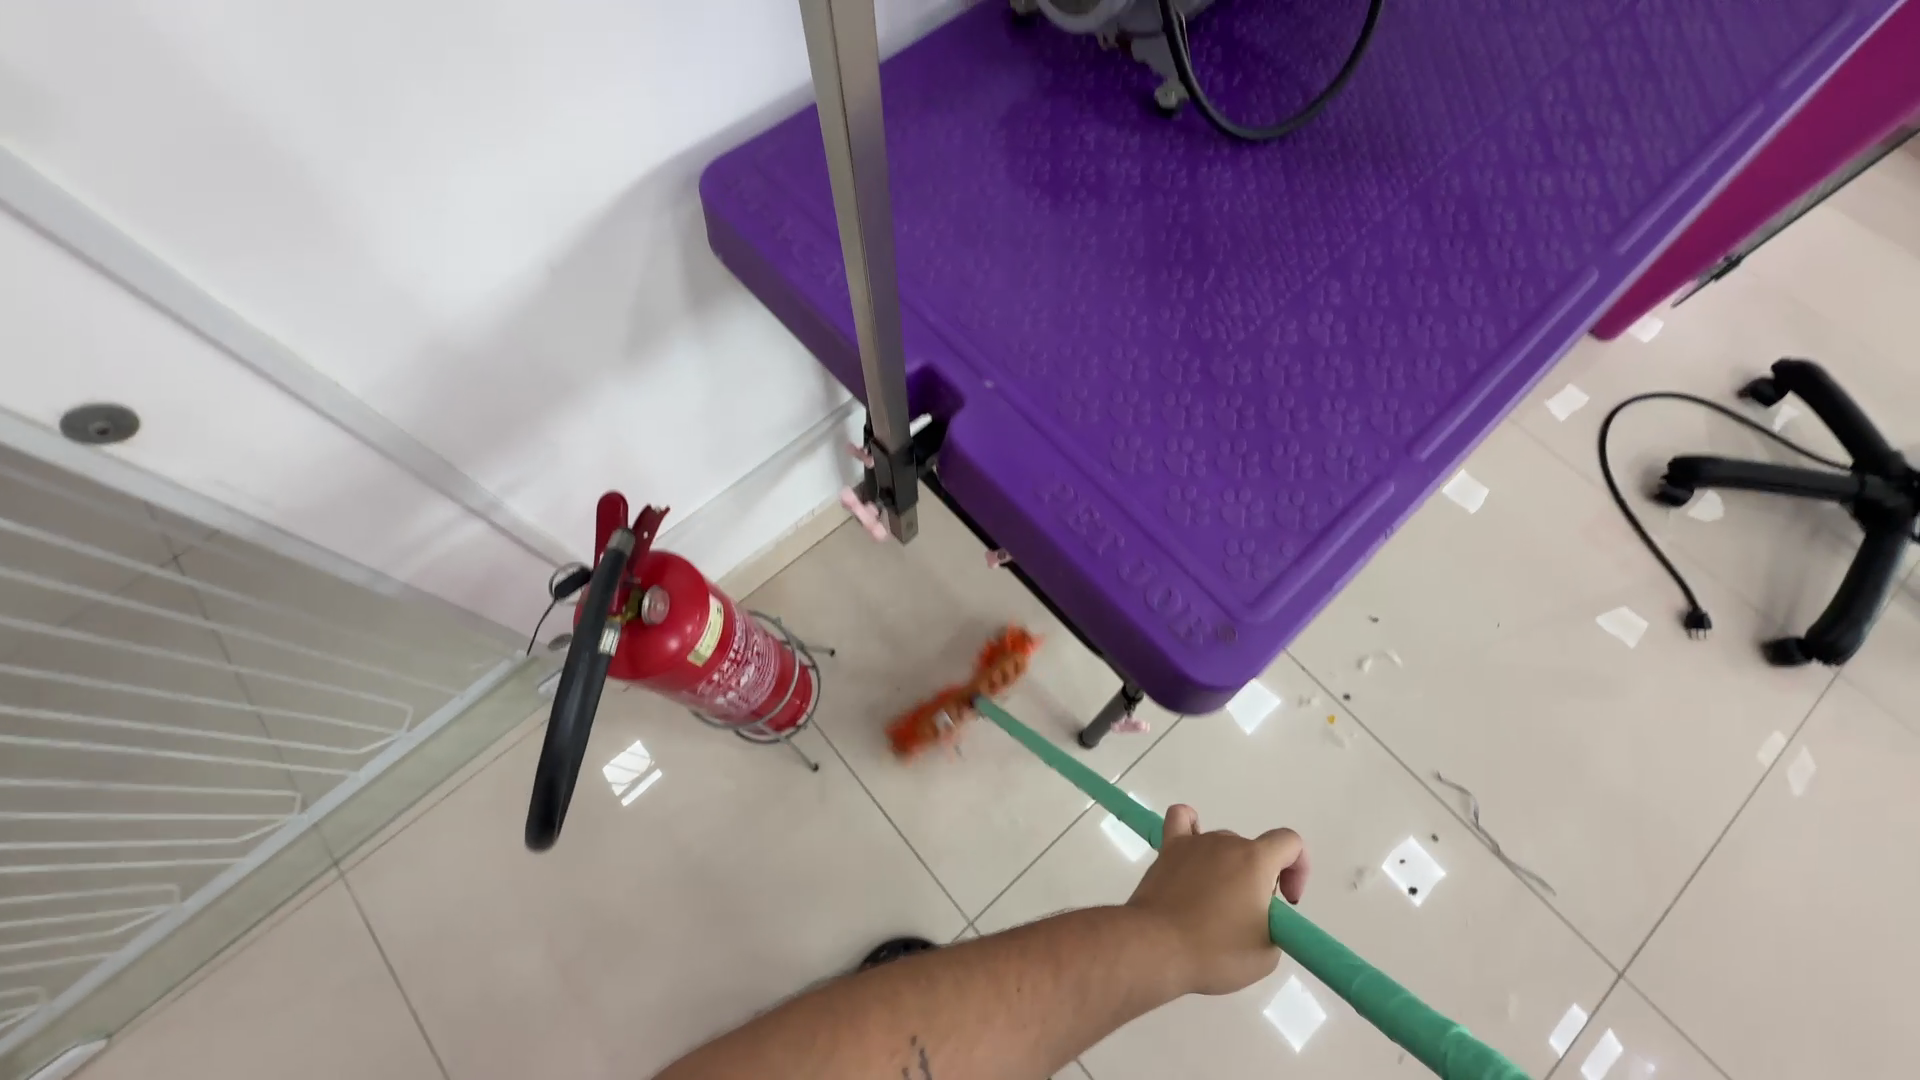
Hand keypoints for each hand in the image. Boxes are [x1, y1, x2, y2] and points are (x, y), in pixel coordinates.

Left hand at [1124, 804, 1309, 996]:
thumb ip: (1272, 921)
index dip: (1297, 869)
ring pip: (1222, 845)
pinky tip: (1193, 849)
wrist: (1158, 947)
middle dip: (1259, 879)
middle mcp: (1224, 842)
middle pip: (1253, 850)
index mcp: (1254, 860)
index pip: (1290, 842)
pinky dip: (1191, 828)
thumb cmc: (1216, 952)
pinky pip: (1181, 821)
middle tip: (1246, 917)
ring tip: (1215, 902)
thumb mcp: (1267, 951)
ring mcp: (1193, 843)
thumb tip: (1255, 911)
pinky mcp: (1167, 849)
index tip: (1286, 901)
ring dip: (1228, 868)